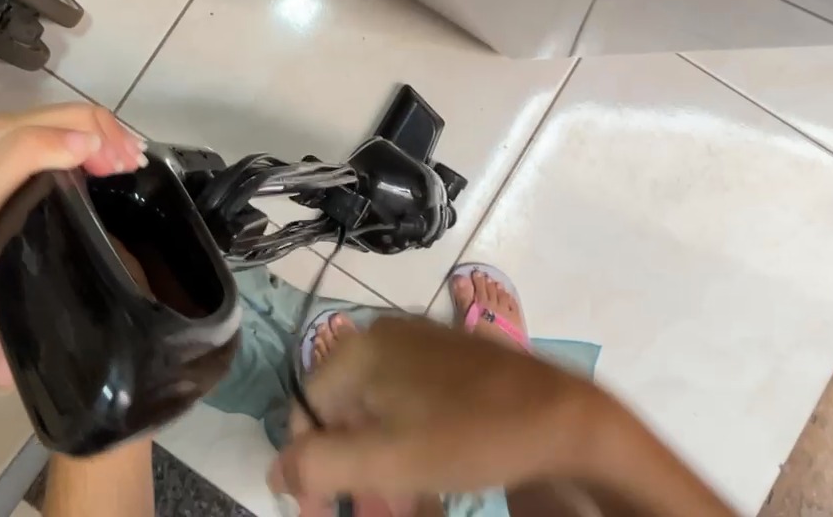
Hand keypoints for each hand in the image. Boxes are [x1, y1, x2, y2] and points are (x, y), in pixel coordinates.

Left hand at [0, 102, 144, 388]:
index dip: (25, 159)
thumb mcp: (33, 339)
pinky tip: (113, 141)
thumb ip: (17, 353)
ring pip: (9, 126)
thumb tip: (0, 372)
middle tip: (125, 152)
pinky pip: (27, 126)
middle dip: (62, 130)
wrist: (19, 320)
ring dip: (76, 122)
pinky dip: (75, 124)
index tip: (87, 151)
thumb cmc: (34, 327)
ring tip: (127, 147)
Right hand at [270, 316, 599, 501]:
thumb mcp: (386, 461)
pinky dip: (405, 438)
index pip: (307, 410)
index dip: (309, 467)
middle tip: (372, 513)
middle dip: (349, 468)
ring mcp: (418, 339)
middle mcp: (382, 333)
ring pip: (377, 407)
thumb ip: (320, 465)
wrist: (558, 413)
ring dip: (378, 459)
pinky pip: (407, 397)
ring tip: (403, 504)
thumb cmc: (466, 436)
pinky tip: (428, 472)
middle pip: (342, 409)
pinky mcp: (448, 352)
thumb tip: (274, 469)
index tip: (326, 514)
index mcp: (359, 350)